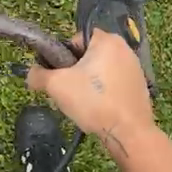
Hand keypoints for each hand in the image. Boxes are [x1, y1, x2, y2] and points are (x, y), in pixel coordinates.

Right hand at [26, 28, 155, 156]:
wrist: (128, 133)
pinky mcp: (140, 87)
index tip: (60, 75)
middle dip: (75, 71)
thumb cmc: (92, 101)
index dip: (63, 56)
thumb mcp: (56, 85)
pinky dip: (104, 93)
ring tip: (83, 103)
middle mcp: (124, 48)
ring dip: (89, 83)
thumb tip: (31, 73)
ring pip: (100, 70)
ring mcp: (135, 68)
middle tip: (68, 91)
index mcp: (106, 40)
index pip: (76, 38)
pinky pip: (114, 84)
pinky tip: (99, 110)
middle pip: (88, 55)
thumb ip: (38, 75)